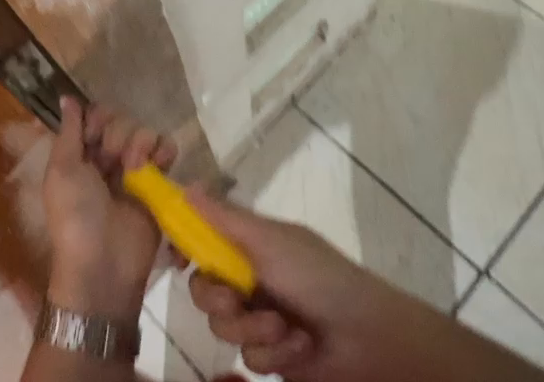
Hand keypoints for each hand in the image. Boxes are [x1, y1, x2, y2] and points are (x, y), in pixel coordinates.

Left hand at [42, 97, 178, 318]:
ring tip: (134, 167)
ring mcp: (135, 171)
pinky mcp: (159, 184)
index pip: (95, 116)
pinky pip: (166, 150)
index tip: (93, 136)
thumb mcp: (61, 171)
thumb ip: (69, 132)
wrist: (104, 264)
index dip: (97, 119)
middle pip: (120, 121)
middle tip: (110, 159)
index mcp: (80, 155)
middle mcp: (107, 159)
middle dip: (117, 134)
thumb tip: (66, 97)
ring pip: (144, 132)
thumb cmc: (76, 215)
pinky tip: (157, 164)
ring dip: (139, 142)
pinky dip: (164, 149)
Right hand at [184, 188, 422, 380]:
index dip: (185, 248)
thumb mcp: (269, 240)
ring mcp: (259, 318)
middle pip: (204, 289)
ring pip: (223, 327)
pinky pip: (248, 356)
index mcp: (250, 244)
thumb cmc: (318, 276)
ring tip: (284, 328)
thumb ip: (223, 218)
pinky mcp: (271, 354)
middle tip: (238, 300)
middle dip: (219, 300)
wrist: (366, 339)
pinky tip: (298, 346)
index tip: (177, 259)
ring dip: (252, 329)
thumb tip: (184, 186)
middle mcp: (250, 278)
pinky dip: (272, 354)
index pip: (203, 240)